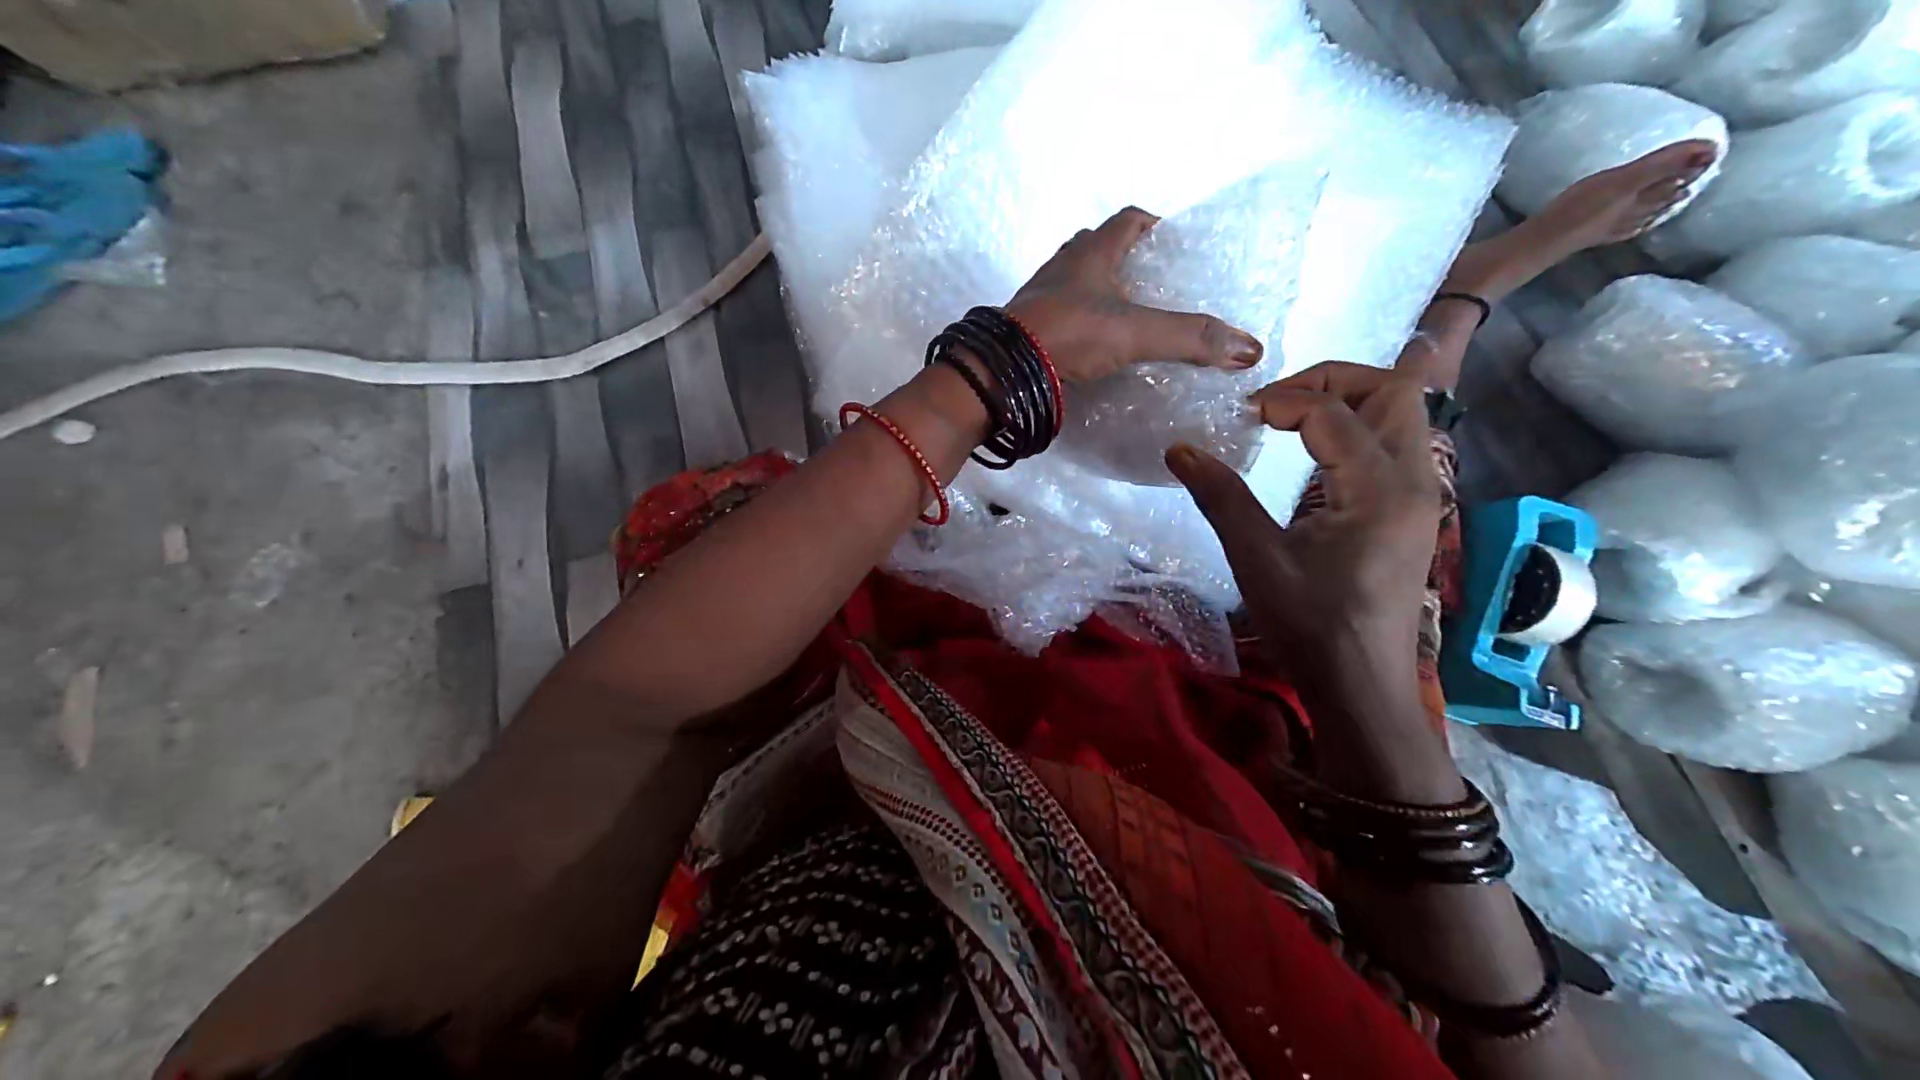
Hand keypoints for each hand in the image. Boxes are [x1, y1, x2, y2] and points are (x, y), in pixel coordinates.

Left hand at [1006, 206, 1264, 383]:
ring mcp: (1038, 298)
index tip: (1170, 238)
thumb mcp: (1135, 332)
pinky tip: (1089, 344)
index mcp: (1090, 254)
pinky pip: (1057, 314)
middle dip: (1122, 257)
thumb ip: (1190, 338)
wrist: (1003, 371)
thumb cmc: (1068, 334)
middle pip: (1095, 248)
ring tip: (1123, 314)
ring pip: (1072, 282)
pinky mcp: (1026, 328)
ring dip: (1096, 290)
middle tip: (1149, 280)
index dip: (1150, 223)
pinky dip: (1076, 320)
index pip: (1126, 220)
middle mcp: (1061, 268)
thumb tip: (1249, 349)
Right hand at [1165, 362, 1440, 684]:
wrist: (1360, 682)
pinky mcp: (1413, 512)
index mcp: (1378, 489)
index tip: (1238, 415)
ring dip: (1350, 401)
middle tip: (1276, 402)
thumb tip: (1179, 449)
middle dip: (1332, 380)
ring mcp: (1420, 496)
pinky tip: (1318, 454)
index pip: (1333, 412)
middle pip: (1393, 391)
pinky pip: (1396, 445)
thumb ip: (1221, 496)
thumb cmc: (1309, 625)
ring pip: (1403, 414)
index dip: (1282, 400)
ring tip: (1293, 419)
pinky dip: (1359, 429)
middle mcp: (1414, 480)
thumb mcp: (1256, 559)